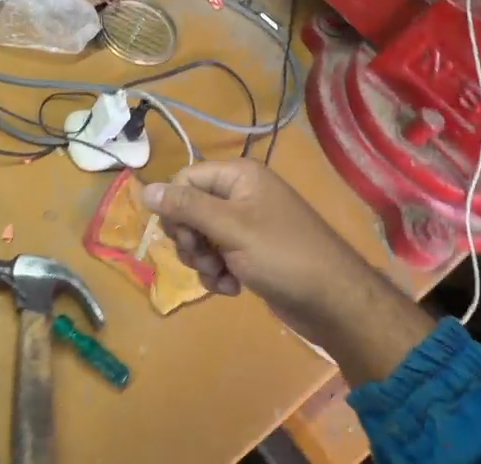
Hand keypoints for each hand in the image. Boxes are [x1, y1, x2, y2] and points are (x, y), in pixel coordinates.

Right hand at [145, 159, 434, 384]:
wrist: (336, 303)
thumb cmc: (282, 256)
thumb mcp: (230, 228)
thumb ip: (186, 207)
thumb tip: (144, 189)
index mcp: (238, 176)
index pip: (185, 179)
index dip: (175, 207)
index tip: (179, 235)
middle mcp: (241, 194)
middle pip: (190, 208)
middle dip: (189, 238)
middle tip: (202, 258)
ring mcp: (248, 225)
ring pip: (201, 235)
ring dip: (202, 259)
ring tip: (219, 277)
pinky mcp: (252, 253)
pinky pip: (218, 255)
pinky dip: (218, 272)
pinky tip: (231, 288)